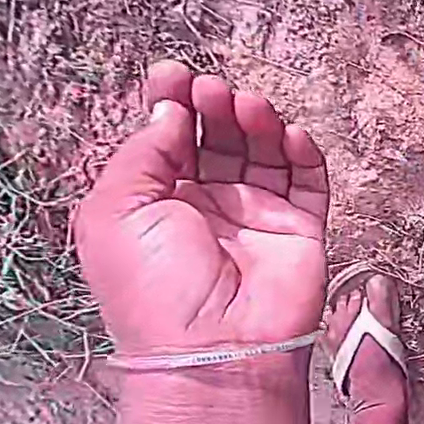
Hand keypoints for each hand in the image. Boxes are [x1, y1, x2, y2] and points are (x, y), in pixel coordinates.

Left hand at [73, 62, 329, 357]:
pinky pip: (309, 181)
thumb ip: (142, 152)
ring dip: (258, 122)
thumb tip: (170, 111)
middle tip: (210, 90)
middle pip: (219, 139)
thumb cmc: (155, 291)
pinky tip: (290, 133)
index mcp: (158, 204)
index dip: (172, 104)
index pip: (170, 140)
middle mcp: (209, 207)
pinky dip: (303, 152)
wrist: (215, 349)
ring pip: (265, 153)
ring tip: (247, 105)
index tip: (173, 75)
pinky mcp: (300, 229)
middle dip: (215, 107)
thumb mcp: (114, 212)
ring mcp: (258, 217)